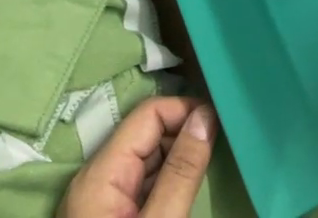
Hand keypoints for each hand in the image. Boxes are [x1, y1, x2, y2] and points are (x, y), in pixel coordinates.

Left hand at [57, 97, 218, 217]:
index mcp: (100, 174)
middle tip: (222, 144)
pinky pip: (142, 184)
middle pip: (147, 135)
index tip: (221, 121)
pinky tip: (187, 187)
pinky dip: (167, 179)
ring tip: (210, 163)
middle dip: (184, 133)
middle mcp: (95, 179)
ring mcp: (99, 201)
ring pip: (146, 160)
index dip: (185, 111)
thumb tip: (205, 115)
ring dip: (178, 156)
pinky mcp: (107, 217)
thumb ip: (181, 171)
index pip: (148, 114)